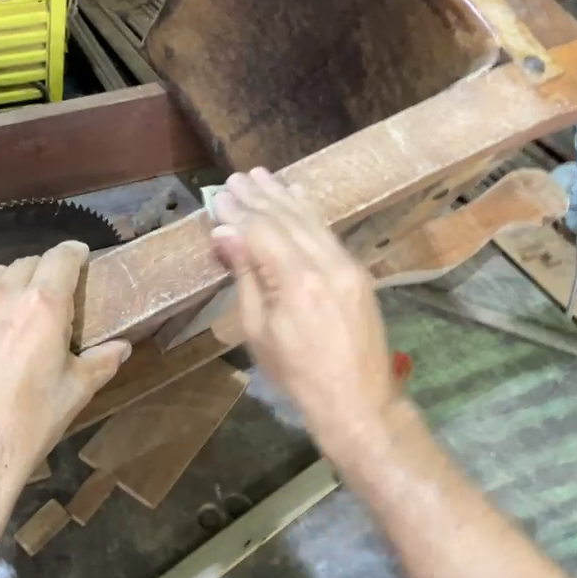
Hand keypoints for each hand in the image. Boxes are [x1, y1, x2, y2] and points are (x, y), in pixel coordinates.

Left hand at [0, 241, 130, 534]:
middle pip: (26, 265)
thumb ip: (100, 362)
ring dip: (5, 289)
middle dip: (40, 275)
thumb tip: (122, 347)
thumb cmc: (25, 429)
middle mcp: (0, 294)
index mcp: (42, 306)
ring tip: (9, 318)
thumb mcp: (73, 395)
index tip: (79, 257)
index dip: (74, 254)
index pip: (62, 258)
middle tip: (45, 301)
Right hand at [209, 168, 403, 448]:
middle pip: (286, 219)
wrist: (357, 401)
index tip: (219, 196)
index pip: (260, 231)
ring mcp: (347, 266)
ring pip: (310, 221)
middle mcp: (325, 264)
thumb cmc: (296, 374)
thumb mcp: (257, 331)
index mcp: (296, 281)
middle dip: (258, 197)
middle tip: (236, 177)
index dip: (237, 213)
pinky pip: (328, 233)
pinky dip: (309, 213)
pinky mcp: (357, 272)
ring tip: (263, 176)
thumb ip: (245, 276)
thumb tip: (226, 235)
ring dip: (284, 197)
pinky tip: (297, 197)